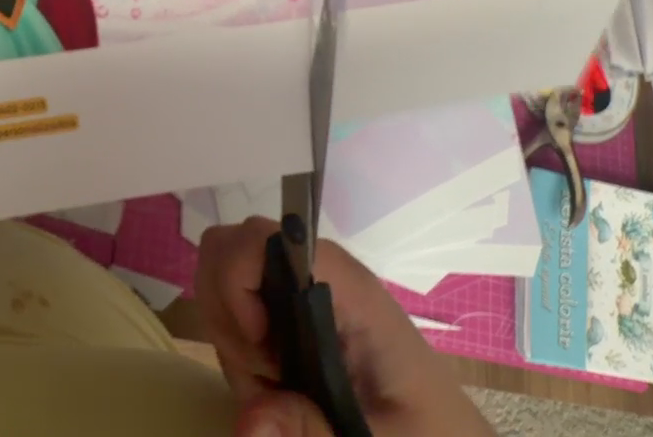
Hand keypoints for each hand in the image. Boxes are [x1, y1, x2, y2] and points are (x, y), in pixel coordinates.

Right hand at [196, 218, 494, 435]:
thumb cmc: (428, 434)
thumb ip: (313, 431)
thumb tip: (249, 424)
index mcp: (344, 288)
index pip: (264, 235)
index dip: (238, 278)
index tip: (261, 342)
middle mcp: (315, 274)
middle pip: (230, 249)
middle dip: (227, 313)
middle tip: (264, 375)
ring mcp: (299, 289)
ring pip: (223, 278)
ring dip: (229, 335)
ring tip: (270, 387)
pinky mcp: (290, 311)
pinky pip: (235, 306)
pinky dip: (236, 345)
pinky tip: (270, 384)